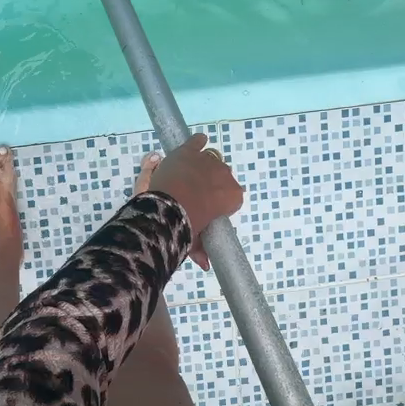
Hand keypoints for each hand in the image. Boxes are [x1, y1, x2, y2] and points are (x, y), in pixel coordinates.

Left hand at [144, 133, 242, 268]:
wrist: (170, 205)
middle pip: (223, 175)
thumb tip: (206, 264)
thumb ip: (201, 249)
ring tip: (193, 172)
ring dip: (203, 165)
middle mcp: (225, 175)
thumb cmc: (188, 225)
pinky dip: (198, 141)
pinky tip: (199, 141)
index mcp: (234, 196)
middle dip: (212, 183)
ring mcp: (207, 160)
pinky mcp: (189, 151)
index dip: (220, 201)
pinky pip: (197, 142)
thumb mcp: (196, 240)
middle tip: (198, 193)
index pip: (233, 196)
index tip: (210, 207)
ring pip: (210, 158)